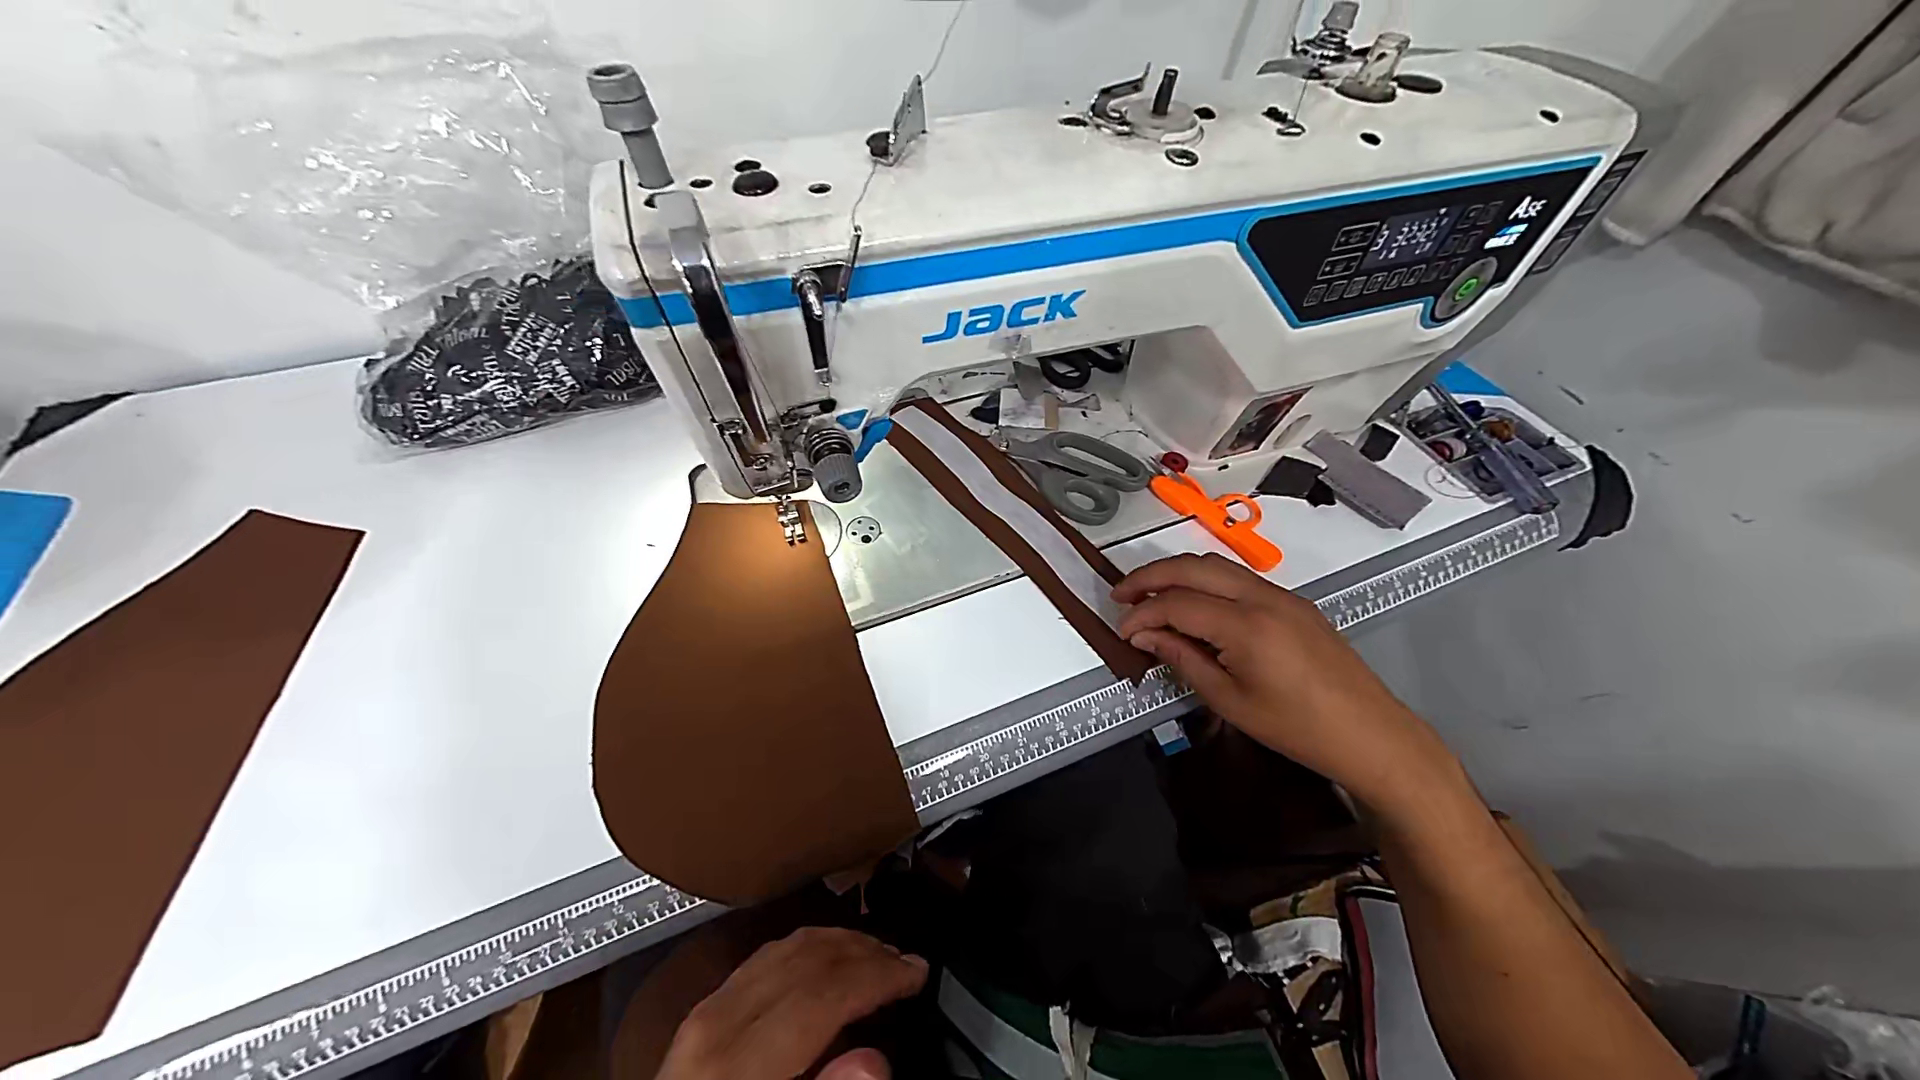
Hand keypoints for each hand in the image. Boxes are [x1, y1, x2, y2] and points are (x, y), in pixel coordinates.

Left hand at [655, 927, 927, 1079]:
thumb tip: (876, 1063)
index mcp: (737, 1062)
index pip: (823, 992)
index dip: (879, 975)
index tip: (917, 973)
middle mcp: (718, 1023)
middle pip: (807, 958)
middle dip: (866, 952)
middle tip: (906, 962)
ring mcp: (706, 1009)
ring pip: (788, 946)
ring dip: (841, 943)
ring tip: (878, 957)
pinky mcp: (702, 1010)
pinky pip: (766, 956)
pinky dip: (809, 949)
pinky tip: (829, 959)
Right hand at [1113, 553, 1466, 815]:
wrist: (1370, 734)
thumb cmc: (1297, 728)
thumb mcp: (1230, 700)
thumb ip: (1183, 659)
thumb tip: (1146, 637)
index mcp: (1246, 625)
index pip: (1177, 604)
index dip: (1142, 615)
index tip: (1122, 632)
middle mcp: (1263, 597)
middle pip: (1193, 568)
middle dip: (1151, 577)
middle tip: (1121, 595)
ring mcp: (1282, 595)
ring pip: (1216, 566)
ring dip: (1178, 574)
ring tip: (1150, 596)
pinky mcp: (1294, 603)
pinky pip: (1238, 579)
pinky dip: (1206, 582)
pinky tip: (1193, 605)